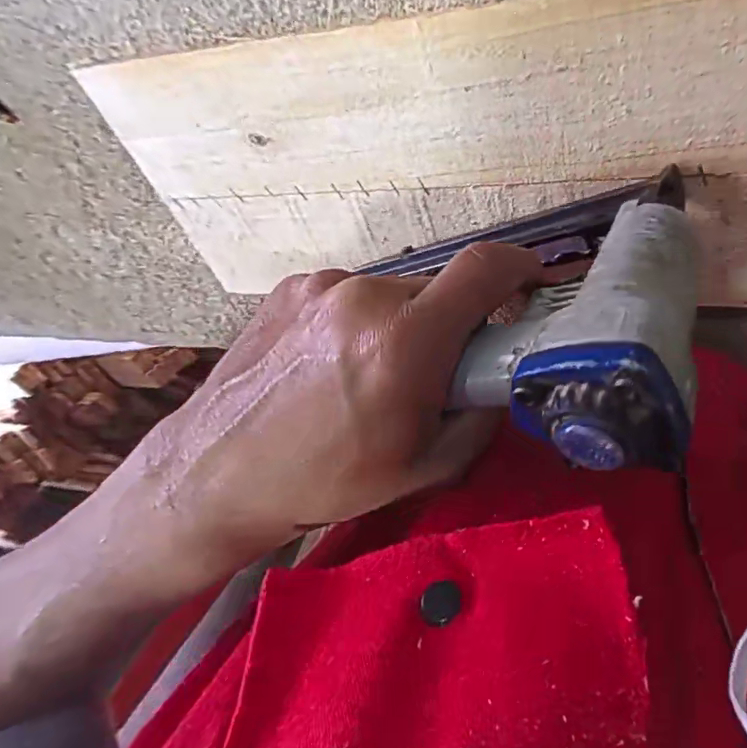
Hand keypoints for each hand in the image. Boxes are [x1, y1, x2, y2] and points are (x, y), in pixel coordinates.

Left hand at [98, 243, 542, 579]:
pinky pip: (357, 296)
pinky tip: (335, 365)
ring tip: (374, 376)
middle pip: (442, 290)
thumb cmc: (326, 479)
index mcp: (405, 341)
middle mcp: (365, 297)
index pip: (486, 269)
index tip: (533, 285)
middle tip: (437, 373)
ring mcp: (323, 287)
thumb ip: (481, 414)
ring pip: (399, 294)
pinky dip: (366, 322)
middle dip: (454, 324)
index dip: (522, 268)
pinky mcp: (293, 286)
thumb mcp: (428, 466)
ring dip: (408, 325)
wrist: (212, 477)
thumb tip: (500, 377)